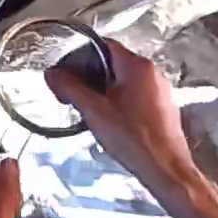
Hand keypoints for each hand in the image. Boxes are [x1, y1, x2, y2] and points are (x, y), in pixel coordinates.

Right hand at [47, 41, 201, 193]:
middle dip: (89, 74)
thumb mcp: (93, 110)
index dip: (81, 55)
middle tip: (71, 91)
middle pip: (112, 62)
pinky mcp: (162, 108)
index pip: (103, 45)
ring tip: (87, 107)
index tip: (66, 70)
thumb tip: (51, 74)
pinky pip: (134, 94)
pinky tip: (108, 119)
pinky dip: (117, 100)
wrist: (166, 172)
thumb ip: (69, 87)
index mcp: (137, 66)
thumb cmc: (132, 138)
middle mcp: (152, 73)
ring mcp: (160, 91)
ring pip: (123, 80)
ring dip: (102, 89)